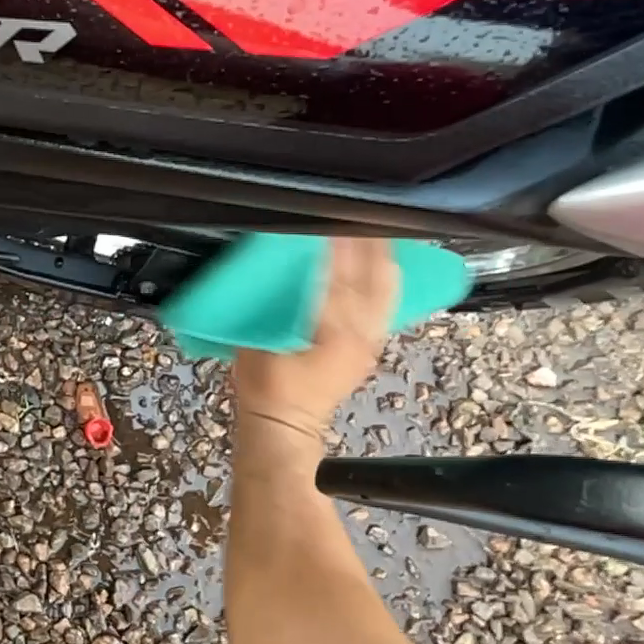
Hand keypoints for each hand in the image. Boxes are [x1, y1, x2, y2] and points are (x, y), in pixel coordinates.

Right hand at [233, 237, 398, 445]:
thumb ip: (270, 313)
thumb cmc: (265, 389)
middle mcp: (361, 334)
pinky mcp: (370, 347)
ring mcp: (370, 342)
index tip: (334, 223)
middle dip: (368, 247)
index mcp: (332, 334)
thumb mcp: (257, 348)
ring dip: (382, 260)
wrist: (285, 427)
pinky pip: (386, 305)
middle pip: (371, 281)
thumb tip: (275, 278)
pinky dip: (385, 282)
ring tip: (379, 233)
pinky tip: (384, 268)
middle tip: (362, 216)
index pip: (338, 280)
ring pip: (386, 291)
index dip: (336, 250)